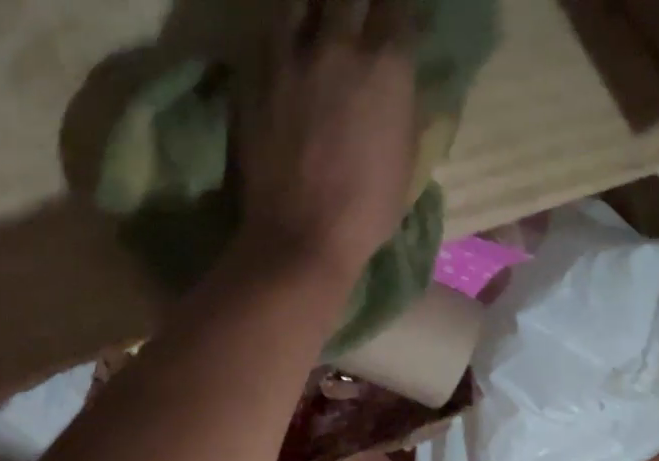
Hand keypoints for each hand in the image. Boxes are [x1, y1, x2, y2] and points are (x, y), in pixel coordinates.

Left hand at [237, 0, 419, 279]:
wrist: (298, 239)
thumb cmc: (364, 210)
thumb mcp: (406, 157)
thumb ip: (405, 105)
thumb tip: (401, 82)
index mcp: (386, 62)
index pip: (395, 2)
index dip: (393, 8)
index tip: (391, 19)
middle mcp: (336, 46)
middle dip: (351, 2)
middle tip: (350, 15)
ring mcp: (288, 62)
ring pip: (296, 2)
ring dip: (308, 8)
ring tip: (312, 21)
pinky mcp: (251, 83)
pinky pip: (263, 38)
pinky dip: (276, 36)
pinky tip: (282, 51)